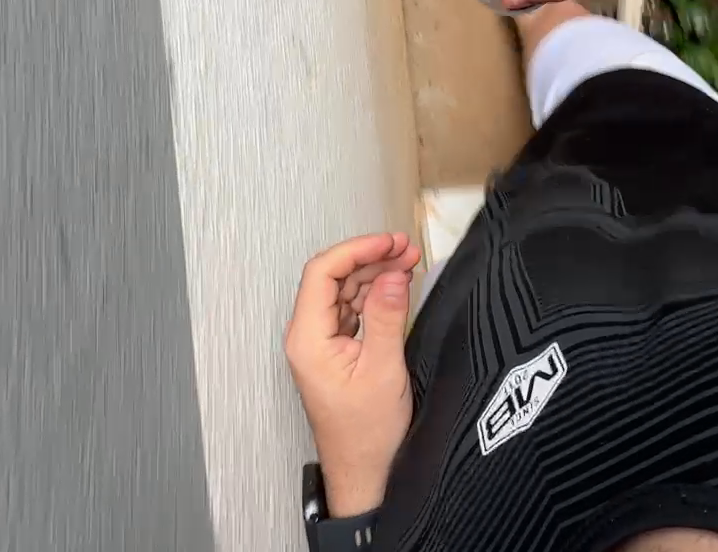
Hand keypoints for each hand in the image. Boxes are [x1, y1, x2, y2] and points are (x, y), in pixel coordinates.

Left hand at [284, 232, 423, 515]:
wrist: (367, 475)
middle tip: (405, 248)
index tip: (387, 242)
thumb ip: (387, 316)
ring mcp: (323, 341)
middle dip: (371, 256)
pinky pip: (354, 306)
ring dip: (376, 271)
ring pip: (346, 288)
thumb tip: (393, 274)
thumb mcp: (384, 370)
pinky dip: (376, 290)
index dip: (356, 249)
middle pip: (335, 276)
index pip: (322, 272)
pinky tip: (398, 283)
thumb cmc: (367, 436)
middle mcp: (309, 335)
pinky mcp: (338, 346)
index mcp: (308, 339)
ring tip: (408, 260)